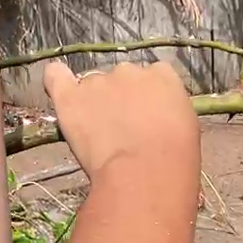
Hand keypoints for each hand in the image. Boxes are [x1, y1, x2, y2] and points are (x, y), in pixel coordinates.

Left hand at [43, 61, 198, 184]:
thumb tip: (157, 113)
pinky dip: (57, 80)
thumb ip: (168, 109)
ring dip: (96, 101)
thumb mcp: (186, 125)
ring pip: (93, 84)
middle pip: (123, 77)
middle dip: (122, 97)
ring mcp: (97, 81)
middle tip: (125, 127)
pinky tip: (62, 90)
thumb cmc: (176, 156)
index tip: (149, 113)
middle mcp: (130, 70)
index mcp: (163, 75)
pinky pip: (55, 77)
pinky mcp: (70, 96)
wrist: (145, 172)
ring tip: (99, 133)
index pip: (154, 74)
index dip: (150, 95)